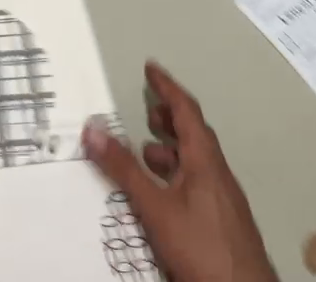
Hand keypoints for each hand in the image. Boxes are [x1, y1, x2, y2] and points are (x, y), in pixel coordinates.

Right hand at [82, 62, 277, 281]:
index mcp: (206, 162)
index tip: (150, 68)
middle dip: (170, 119)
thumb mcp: (155, 207)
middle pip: (195, 136)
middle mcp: (218, 176)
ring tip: (146, 153)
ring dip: (171, 151)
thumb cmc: (201, 248)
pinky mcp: (222, 225)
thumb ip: (124, 170)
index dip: (168, 88)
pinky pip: (197, 185)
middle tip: (148, 109)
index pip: (187, 112)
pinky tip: (161, 195)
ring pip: (196, 164)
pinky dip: (175, 176)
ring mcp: (223, 203)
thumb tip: (92, 129)